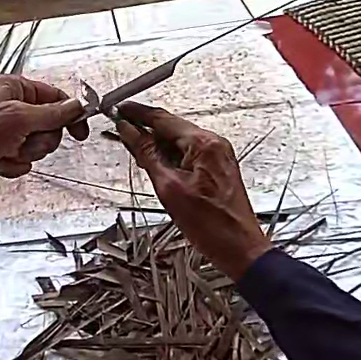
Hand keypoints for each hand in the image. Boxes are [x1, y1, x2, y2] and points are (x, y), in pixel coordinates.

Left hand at [0, 75, 88, 261]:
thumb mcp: (21, 118)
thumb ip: (53, 114)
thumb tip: (76, 107)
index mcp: (14, 88)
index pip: (54, 97)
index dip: (68, 114)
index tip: (80, 131)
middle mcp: (10, 106)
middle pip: (48, 126)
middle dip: (39, 140)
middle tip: (25, 141)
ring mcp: (4, 131)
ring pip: (36, 146)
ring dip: (24, 154)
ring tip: (4, 152)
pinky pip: (21, 161)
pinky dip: (11, 165)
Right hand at [111, 103, 270, 279]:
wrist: (239, 249)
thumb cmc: (212, 225)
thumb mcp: (168, 187)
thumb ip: (147, 154)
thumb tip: (129, 132)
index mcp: (204, 144)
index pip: (163, 119)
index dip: (138, 113)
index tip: (120, 110)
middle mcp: (214, 145)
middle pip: (171, 128)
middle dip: (145, 129)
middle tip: (120, 131)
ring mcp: (217, 156)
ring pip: (178, 142)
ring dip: (155, 145)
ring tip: (134, 151)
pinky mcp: (216, 168)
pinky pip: (187, 154)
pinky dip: (169, 157)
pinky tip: (155, 165)